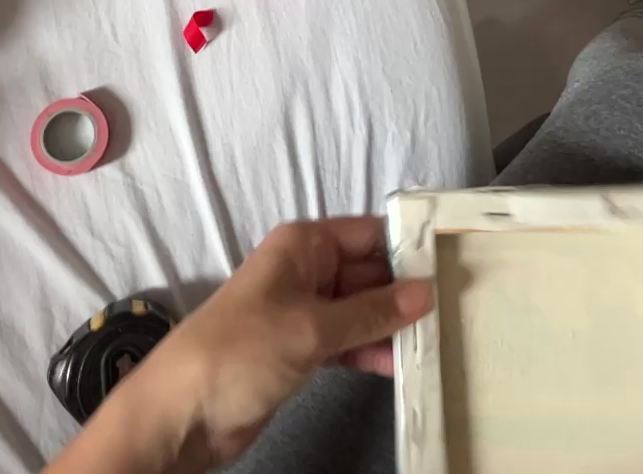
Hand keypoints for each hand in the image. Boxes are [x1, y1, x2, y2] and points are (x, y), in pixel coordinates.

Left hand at [48, 217, 432, 473]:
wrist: (185, 409)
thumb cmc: (244, 348)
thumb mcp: (314, 326)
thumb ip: (372, 312)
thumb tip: (425, 292)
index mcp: (303, 245)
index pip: (366, 233)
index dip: (406, 246)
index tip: (452, 261)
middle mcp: (306, 270)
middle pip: (367, 271)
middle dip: (405, 290)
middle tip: (456, 308)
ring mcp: (304, 310)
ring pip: (360, 309)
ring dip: (392, 324)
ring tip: (437, 340)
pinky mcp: (301, 348)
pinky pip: (347, 340)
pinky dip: (370, 350)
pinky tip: (400, 365)